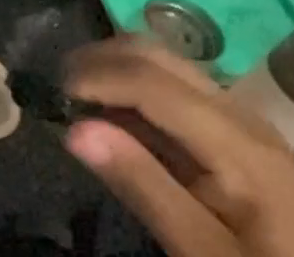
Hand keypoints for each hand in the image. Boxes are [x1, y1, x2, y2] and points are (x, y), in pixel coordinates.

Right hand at [65, 38, 293, 256]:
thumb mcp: (205, 253)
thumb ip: (144, 189)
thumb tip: (73, 129)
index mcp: (239, 141)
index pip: (152, 81)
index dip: (95, 77)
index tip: (51, 96)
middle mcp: (241, 114)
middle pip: (157, 55)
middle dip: (98, 60)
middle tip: (55, 88)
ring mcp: (241, 119)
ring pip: (164, 62)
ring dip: (113, 67)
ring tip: (75, 97)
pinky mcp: (236, 132)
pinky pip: (175, 87)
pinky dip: (133, 86)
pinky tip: (112, 114)